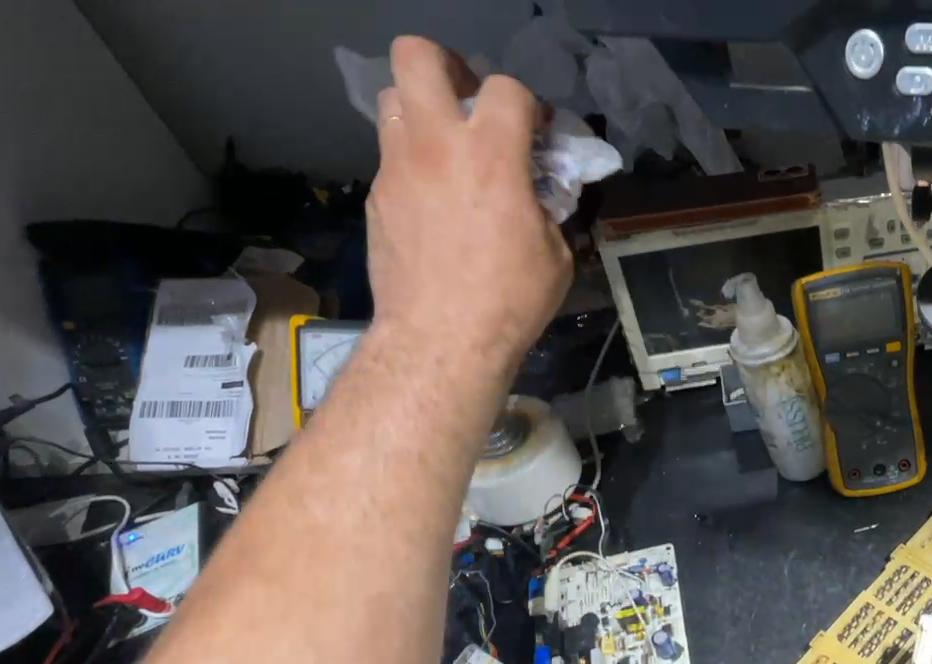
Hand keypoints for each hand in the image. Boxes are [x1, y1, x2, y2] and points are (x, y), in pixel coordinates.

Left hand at [367, 37, 572, 366]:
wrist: (441, 339)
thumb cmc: (510, 300)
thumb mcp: (555, 256)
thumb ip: (546, 209)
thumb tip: (538, 197)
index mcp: (491, 155)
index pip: (506, 87)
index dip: (527, 103)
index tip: (536, 132)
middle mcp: (436, 145)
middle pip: (418, 57)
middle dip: (446, 66)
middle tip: (467, 101)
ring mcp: (397, 169)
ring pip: (393, 100)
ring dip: (423, 111)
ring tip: (447, 149)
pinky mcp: (377, 198)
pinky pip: (393, 158)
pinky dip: (415, 166)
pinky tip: (435, 205)